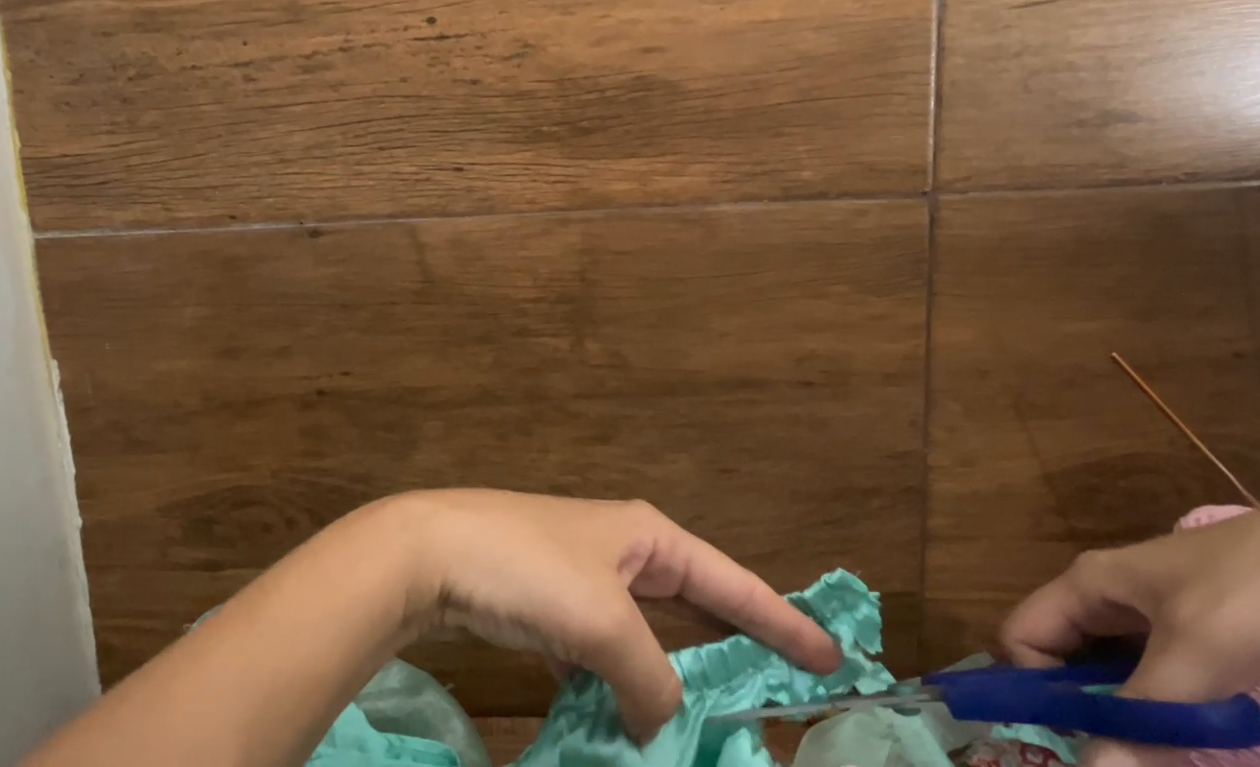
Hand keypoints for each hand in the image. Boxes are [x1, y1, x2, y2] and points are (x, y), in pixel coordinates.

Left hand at [396, 490, 842, 741]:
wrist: (429, 553)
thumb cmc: (528, 572)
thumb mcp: (604, 627)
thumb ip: (650, 680)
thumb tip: (660, 720)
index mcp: (648, 537)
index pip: (732, 581)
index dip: (783, 620)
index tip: (831, 655)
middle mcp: (620, 549)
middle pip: (691, 605)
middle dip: (727, 647)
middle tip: (774, 689)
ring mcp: (579, 575)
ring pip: (639, 635)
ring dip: (659, 679)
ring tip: (690, 723)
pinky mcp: (542, 602)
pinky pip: (594, 650)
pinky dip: (607, 685)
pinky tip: (607, 719)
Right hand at [1000, 493, 1259, 765]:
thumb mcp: (1199, 654)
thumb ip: (1143, 715)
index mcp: (1089, 582)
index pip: (1023, 636)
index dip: (1035, 688)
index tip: (1078, 739)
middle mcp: (1113, 596)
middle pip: (1067, 657)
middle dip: (1082, 708)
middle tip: (1124, 755)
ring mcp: (1163, 615)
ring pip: (1118, 673)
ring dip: (1130, 714)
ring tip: (1165, 748)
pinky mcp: (1207, 635)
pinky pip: (1163, 677)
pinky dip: (1169, 709)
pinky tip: (1199, 730)